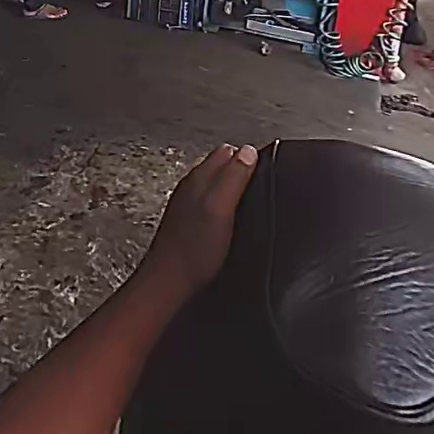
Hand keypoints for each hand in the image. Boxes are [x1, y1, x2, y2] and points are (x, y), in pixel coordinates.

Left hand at [137, 145, 257, 295]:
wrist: (169, 282)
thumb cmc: (195, 248)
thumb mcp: (221, 208)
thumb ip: (233, 177)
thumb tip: (249, 151)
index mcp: (199, 178)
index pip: (227, 153)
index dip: (247, 157)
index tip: (265, 171)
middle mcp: (191, 187)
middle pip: (220, 166)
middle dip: (239, 169)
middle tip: (260, 185)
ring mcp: (187, 205)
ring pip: (213, 185)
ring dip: (230, 188)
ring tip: (249, 201)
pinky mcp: (187, 223)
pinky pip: (208, 204)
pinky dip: (222, 206)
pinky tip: (230, 221)